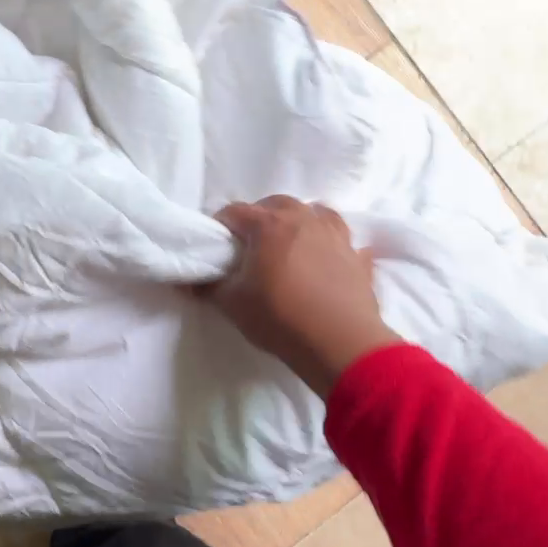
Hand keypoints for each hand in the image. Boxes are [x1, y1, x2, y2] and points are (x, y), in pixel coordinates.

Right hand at [202, 196, 399, 396]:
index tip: (215, 243)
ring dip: (300, 222)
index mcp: (269, 225)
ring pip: (316, 213)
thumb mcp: (232, 304)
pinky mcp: (358, 257)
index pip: (235, 211)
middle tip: (251, 243)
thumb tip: (188, 282)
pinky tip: (328, 260)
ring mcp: (336, 236)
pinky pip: (344, 241)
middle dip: (261, 216)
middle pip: (277, 204)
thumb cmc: (278, 317)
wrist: (338, 342)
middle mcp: (304, 220)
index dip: (220, 224)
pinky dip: (333, 246)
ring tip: (291, 244)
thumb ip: (209, 287)